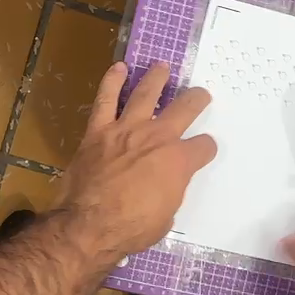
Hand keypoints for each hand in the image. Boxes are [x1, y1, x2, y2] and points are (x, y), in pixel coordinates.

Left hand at [54, 61, 216, 260]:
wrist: (89, 224)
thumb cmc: (131, 228)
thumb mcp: (165, 217)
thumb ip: (169, 193)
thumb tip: (162, 187)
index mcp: (179, 161)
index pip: (203, 147)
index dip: (205, 149)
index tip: (203, 151)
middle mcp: (157, 137)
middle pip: (184, 109)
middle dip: (195, 100)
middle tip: (200, 94)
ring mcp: (126, 130)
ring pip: (145, 94)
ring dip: (156, 78)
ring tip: (162, 66)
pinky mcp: (98, 131)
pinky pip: (106, 100)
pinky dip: (112, 82)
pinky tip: (118, 69)